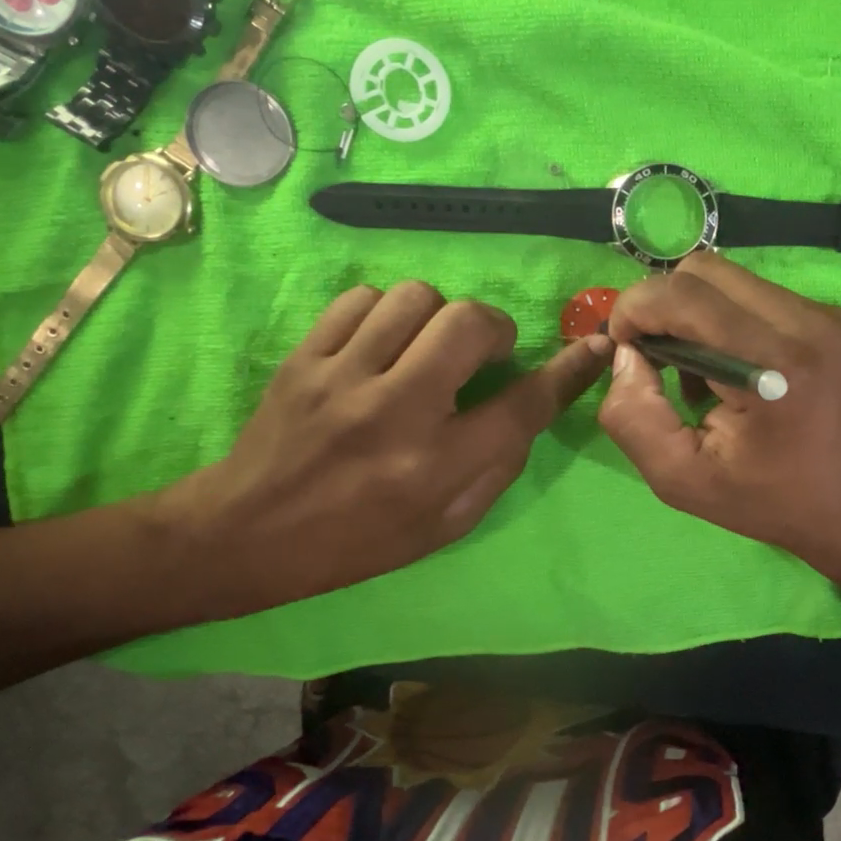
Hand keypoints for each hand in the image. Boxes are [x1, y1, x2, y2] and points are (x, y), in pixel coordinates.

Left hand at [163, 281, 610, 618]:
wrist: (246, 534)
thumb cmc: (359, 541)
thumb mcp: (446, 526)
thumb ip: (496, 467)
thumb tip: (526, 408)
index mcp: (437, 465)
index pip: (523, 404)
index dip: (568, 371)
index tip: (594, 347)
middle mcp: (395, 413)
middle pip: (468, 324)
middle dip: (494, 329)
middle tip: (486, 355)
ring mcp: (343, 378)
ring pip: (415, 298)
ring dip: (438, 318)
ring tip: (428, 348)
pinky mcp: (304, 358)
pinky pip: (361, 300)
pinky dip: (386, 313)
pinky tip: (383, 343)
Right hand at [597, 253, 840, 583]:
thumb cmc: (768, 501)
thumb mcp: (681, 479)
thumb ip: (634, 416)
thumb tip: (626, 355)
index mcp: (775, 366)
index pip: (686, 296)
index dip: (636, 309)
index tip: (622, 346)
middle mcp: (806, 324)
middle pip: (704, 271)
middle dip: (662, 306)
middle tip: (655, 360)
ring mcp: (824, 315)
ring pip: (728, 278)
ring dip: (694, 314)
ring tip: (696, 373)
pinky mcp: (830, 317)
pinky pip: (755, 293)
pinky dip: (725, 319)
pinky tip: (729, 369)